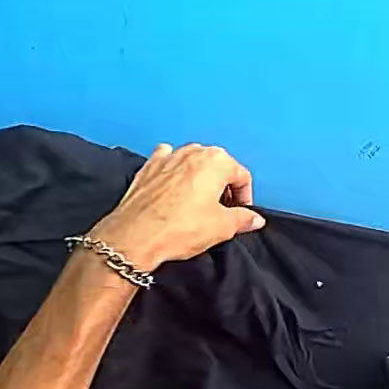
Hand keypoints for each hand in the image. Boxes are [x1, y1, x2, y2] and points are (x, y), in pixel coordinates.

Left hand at [87, 143, 263, 271]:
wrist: (135, 237)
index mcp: (216, 161)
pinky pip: (167, 163)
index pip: (242, 176)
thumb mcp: (222, 227)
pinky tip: (173, 190)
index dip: (245, 198)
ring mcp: (168, 157)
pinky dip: (174, 172)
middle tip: (222, 211)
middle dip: (223, 187)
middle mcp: (192, 152)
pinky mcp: (147, 168)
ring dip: (200, 179)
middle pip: (218, 166)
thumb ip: (243, 219)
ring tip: (198, 204)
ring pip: (193, 163)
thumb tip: (253, 219)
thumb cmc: (178, 228)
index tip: (240, 214)